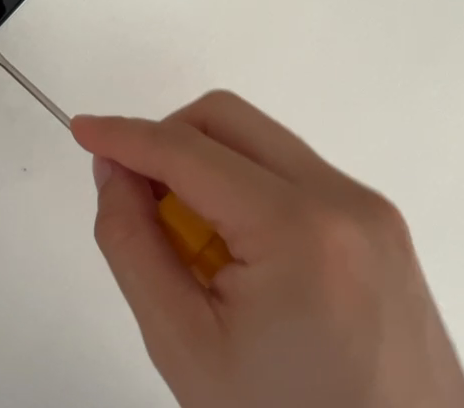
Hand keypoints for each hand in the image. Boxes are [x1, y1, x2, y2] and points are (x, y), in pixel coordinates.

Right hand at [73, 92, 463, 407]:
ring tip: (195, 249)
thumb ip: (131, 242)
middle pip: (226, 120)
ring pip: (258, 143)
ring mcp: (373, 214)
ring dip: (205, 169)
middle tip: (140, 201)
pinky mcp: (382, 232)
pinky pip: (291, 175)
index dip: (124, 134)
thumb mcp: (182, 343)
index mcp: (299, 228)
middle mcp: (345, 200)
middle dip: (167, 142)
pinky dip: (245, 190)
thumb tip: (114, 170)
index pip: (187, 149)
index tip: (81, 129)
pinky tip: (239, 260)